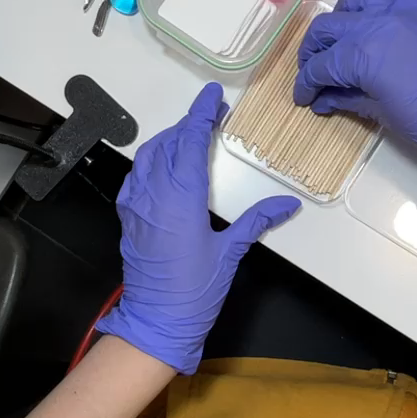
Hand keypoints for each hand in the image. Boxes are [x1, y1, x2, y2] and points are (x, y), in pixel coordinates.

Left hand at [96, 83, 299, 373]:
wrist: (156, 321)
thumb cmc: (195, 290)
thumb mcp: (229, 254)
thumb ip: (256, 222)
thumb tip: (289, 204)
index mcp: (182, 199)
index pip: (191, 144)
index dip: (201, 115)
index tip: (212, 96)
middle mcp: (155, 194)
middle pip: (169, 145)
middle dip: (189, 125)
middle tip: (210, 117)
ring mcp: (136, 205)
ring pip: (148, 157)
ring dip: (168, 140)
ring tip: (189, 135)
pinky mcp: (128, 217)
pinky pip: (136, 177)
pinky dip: (150, 161)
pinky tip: (163, 165)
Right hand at [291, 0, 416, 200]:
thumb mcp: (381, 114)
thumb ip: (347, 98)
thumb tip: (323, 100)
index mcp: (363, 54)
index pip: (320, 65)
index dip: (306, 83)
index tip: (303, 97)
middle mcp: (378, 22)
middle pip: (328, 28)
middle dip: (314, 52)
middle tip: (314, 72)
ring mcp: (405, 8)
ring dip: (342, 19)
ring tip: (343, 39)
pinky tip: (378, 10)